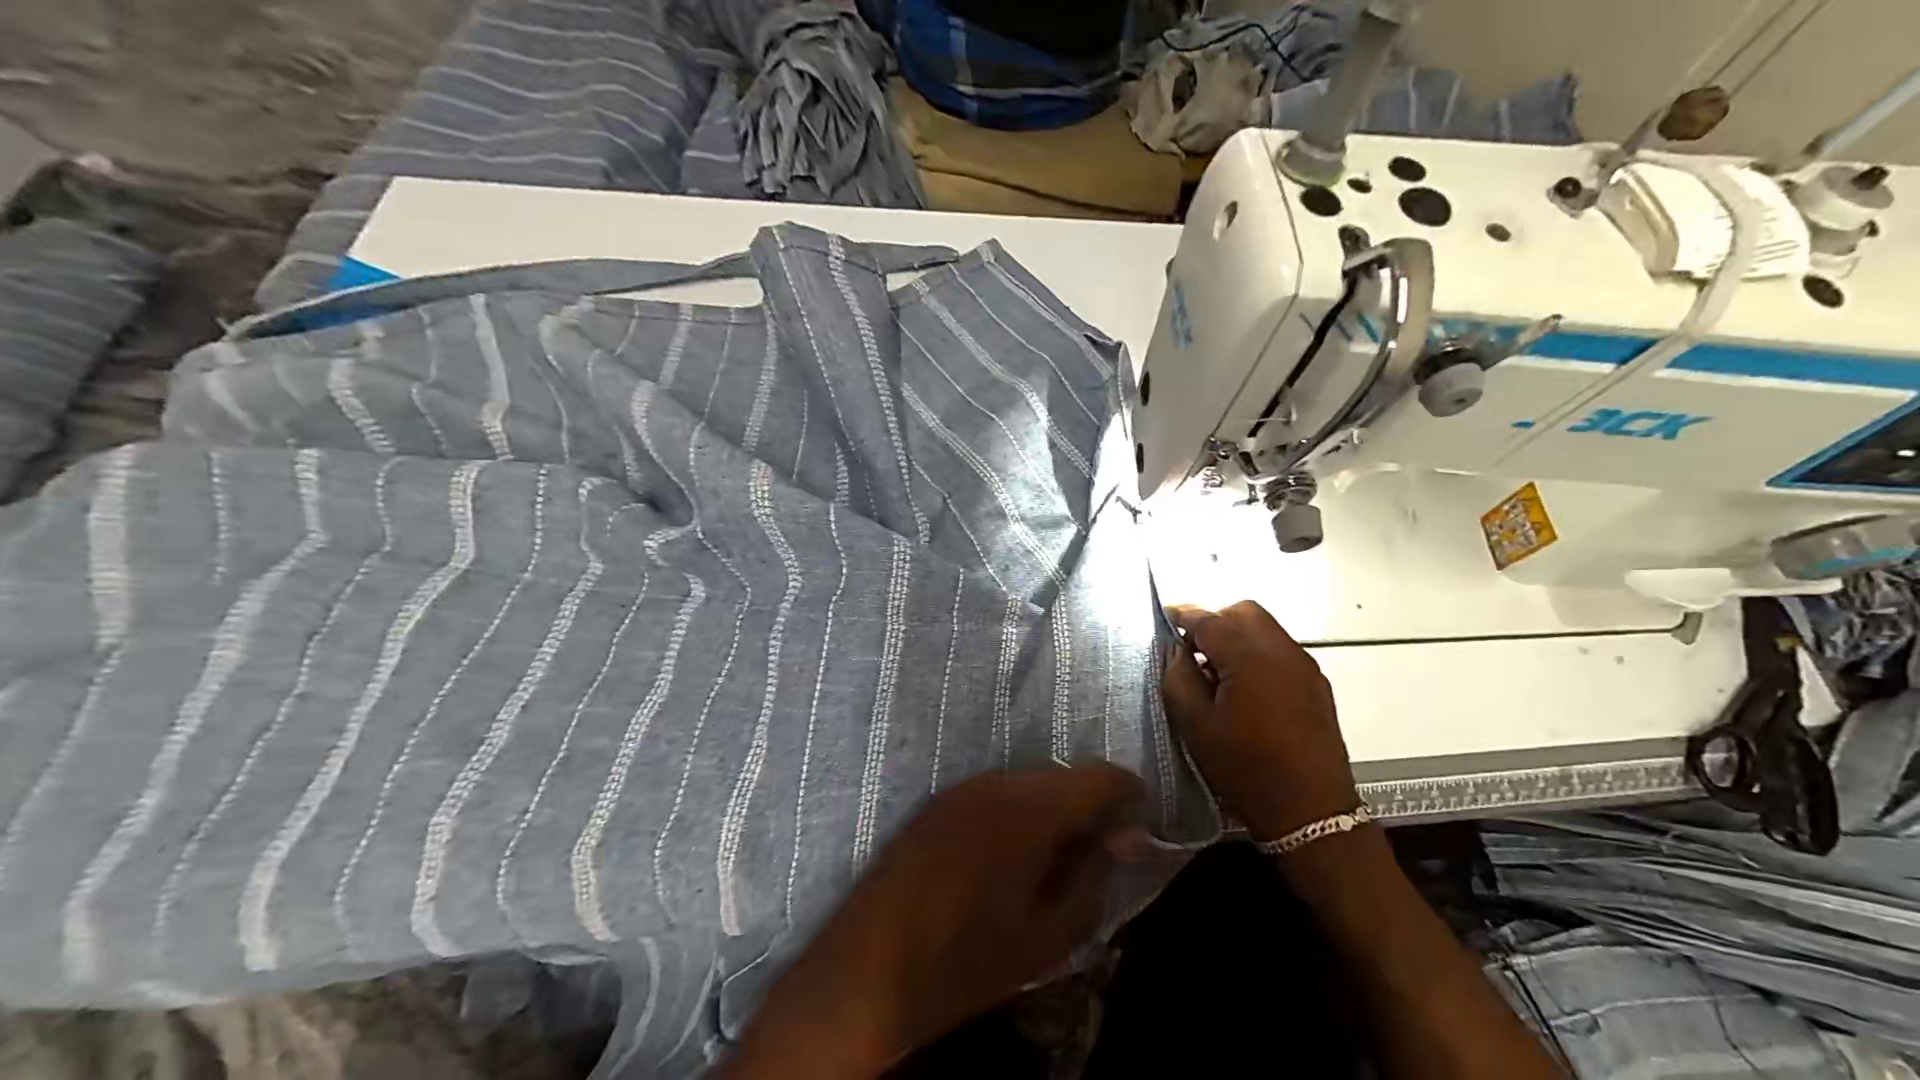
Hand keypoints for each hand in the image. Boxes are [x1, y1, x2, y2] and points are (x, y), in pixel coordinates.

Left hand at [726, 765, 1145, 1078]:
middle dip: (1089, 804)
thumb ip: (1093, 879)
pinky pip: (995, 792)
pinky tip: (1012, 853)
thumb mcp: (1048, 937)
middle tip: (1101, 848)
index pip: (1099, 777)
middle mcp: (995, 782)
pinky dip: (1017, 810)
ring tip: (1054, 856)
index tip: (1141, 820)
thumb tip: (1120, 839)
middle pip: (1062, 776)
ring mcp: (961, 787)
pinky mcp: (937, 801)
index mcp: (1030, 809)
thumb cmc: (966, 959)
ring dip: (1051, 807)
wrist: (869, 965)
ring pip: (1027, 782)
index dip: (1128, 793)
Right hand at [1163, 601, 1359, 840]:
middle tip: (1192, 650)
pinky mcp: (1317, 684)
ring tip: (1216, 672)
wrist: (1310, 811)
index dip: (1182, 616)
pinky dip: (1257, 654)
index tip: (1164, 619)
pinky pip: (1280, 650)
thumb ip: (1178, 678)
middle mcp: (1282, 650)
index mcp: (1249, 657)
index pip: (1209, 619)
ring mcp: (1304, 666)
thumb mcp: (1195, 725)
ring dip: (1237, 637)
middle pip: (1243, 612)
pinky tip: (1243, 689)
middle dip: (1214, 621)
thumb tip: (1176, 651)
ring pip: (1265, 629)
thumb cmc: (1244, 768)